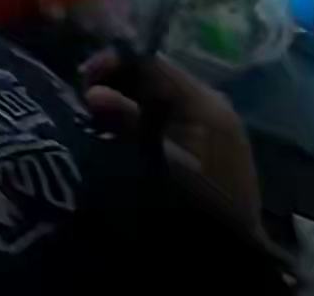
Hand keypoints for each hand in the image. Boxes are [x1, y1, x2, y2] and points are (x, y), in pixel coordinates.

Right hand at [80, 48, 261, 225]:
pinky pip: (160, 113)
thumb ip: (126, 118)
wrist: (229, 252)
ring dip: (120, 98)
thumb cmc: (192, 197)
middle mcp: (205, 102)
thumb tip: (91, 93)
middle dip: (114, 80)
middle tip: (85, 97)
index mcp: (200, 99)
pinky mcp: (201, 143)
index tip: (84, 76)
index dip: (113, 62)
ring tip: (95, 114)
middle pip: (149, 75)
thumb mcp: (155, 155)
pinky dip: (134, 115)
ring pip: (152, 93)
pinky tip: (115, 129)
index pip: (149, 61)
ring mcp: (207, 123)